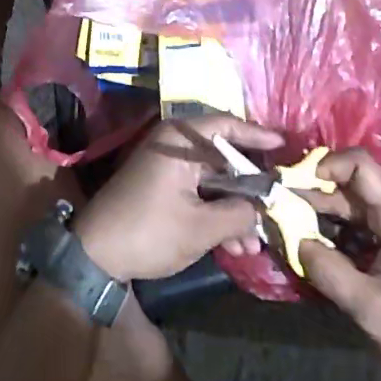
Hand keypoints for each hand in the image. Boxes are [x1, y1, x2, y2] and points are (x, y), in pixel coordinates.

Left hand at [71, 115, 282, 281]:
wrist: (95, 255)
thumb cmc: (150, 231)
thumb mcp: (202, 227)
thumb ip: (240, 213)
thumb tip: (267, 206)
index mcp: (181, 141)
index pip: (227, 125)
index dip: (258, 136)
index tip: (285, 146)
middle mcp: (174, 145)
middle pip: (224, 157)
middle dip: (250, 189)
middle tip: (276, 207)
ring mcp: (167, 166)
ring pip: (213, 181)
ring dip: (235, 210)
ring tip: (255, 244)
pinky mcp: (162, 187)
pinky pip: (199, 192)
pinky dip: (216, 215)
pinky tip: (235, 247)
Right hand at [297, 150, 380, 380]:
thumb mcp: (371, 310)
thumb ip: (327, 270)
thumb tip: (292, 239)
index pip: (361, 164)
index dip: (325, 165)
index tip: (293, 185)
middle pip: (356, 187)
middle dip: (316, 194)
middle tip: (280, 209)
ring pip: (361, 209)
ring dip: (328, 216)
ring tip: (292, 228)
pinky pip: (371, 230)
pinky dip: (344, 234)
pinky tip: (322, 250)